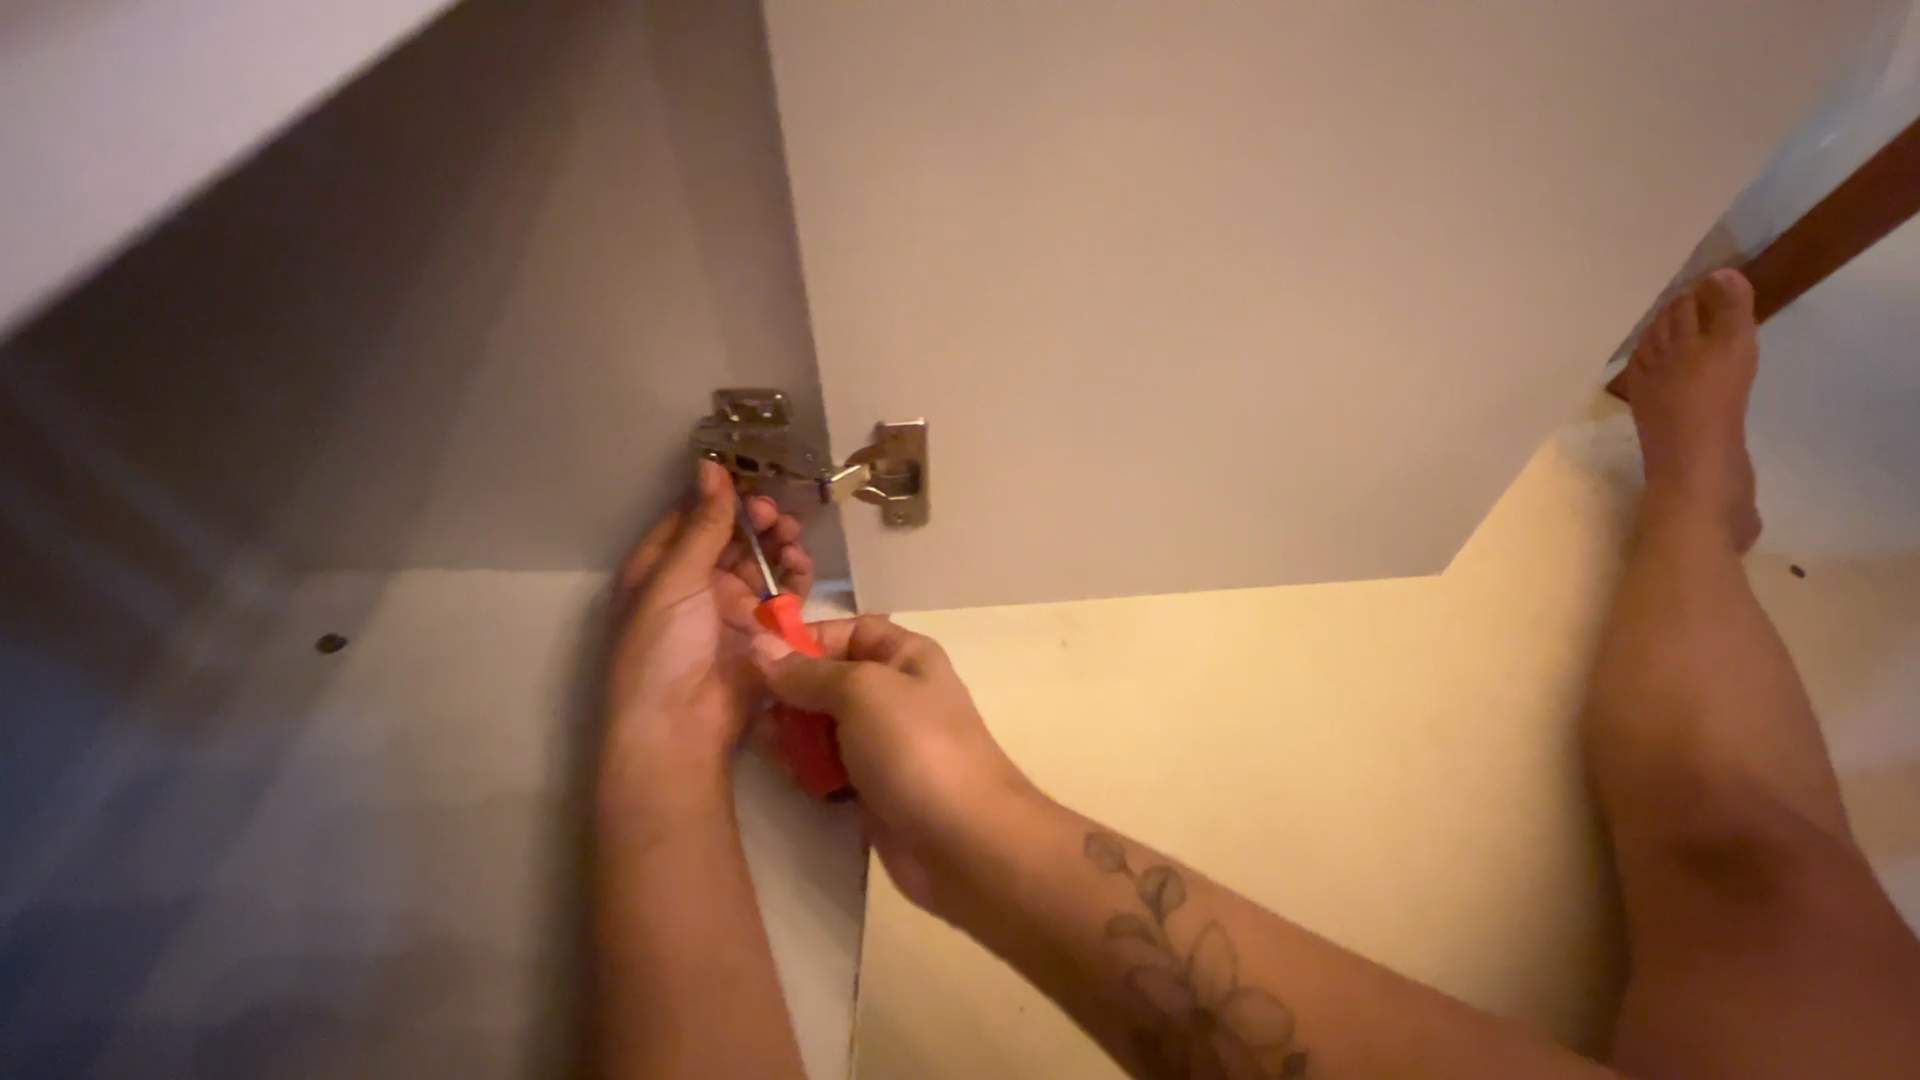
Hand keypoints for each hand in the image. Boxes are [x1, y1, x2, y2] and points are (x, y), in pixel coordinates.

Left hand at [601, 460, 813, 815]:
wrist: (681, 728)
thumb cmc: (660, 648)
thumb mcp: (672, 580)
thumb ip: (702, 525)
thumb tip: (710, 466)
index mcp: (659, 568)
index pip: (691, 517)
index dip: (719, 494)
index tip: (750, 473)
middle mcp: (696, 582)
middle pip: (732, 536)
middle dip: (755, 518)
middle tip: (773, 511)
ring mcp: (732, 607)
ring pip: (762, 560)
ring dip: (777, 542)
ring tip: (790, 534)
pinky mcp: (765, 629)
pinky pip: (784, 591)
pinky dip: (794, 573)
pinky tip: (799, 561)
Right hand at [748, 617, 1039, 913]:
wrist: (964, 841)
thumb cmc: (915, 749)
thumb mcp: (861, 692)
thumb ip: (808, 672)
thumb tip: (758, 645)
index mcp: (905, 656)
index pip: (847, 631)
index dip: (804, 640)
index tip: (756, 662)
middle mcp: (895, 693)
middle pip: (829, 680)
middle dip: (790, 692)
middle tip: (752, 711)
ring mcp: (884, 744)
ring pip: (823, 726)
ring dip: (794, 734)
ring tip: (770, 748)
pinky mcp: (872, 789)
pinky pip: (829, 767)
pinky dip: (808, 770)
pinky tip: (789, 777)